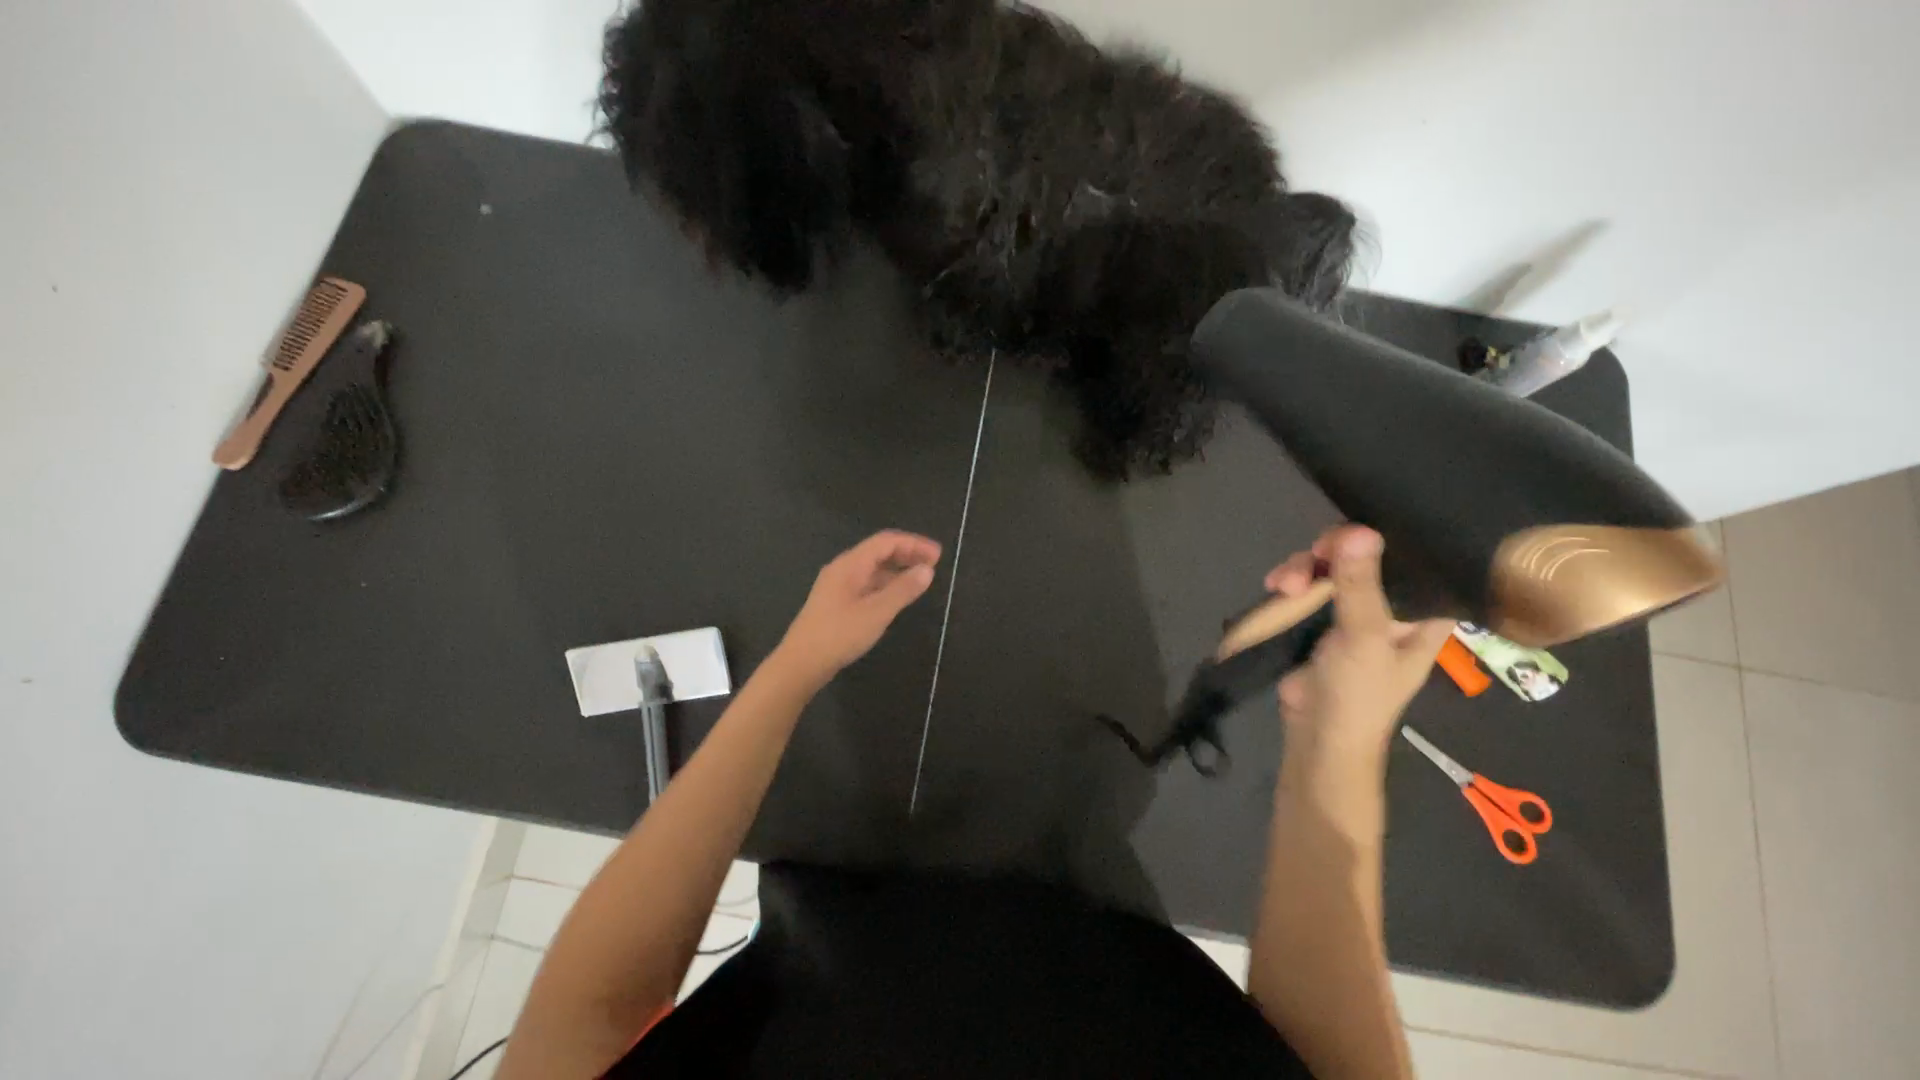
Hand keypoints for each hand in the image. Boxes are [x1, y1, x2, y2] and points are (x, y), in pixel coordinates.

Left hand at [772, 530, 941, 686]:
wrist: (801, 663)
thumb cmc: (839, 635)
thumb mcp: (876, 612)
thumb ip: (903, 590)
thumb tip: (927, 570)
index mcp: (850, 565)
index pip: (886, 542)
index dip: (914, 544)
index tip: (938, 555)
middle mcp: (843, 569)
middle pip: (878, 552)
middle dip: (907, 554)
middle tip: (933, 564)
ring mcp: (837, 586)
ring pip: (872, 569)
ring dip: (897, 570)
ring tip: (920, 580)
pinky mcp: (836, 602)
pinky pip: (866, 583)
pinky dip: (886, 584)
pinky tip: (896, 598)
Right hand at [1264, 526, 1453, 765]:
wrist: (1318, 739)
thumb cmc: (1359, 694)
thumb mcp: (1364, 637)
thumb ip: (1360, 584)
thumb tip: (1358, 529)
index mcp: (1420, 611)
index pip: (1408, 557)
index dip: (1379, 539)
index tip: (1346, 537)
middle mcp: (1391, 606)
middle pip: (1360, 556)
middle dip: (1326, 556)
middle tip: (1307, 563)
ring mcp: (1352, 613)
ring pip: (1328, 569)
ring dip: (1301, 571)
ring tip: (1281, 586)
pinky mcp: (1319, 622)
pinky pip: (1307, 588)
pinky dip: (1291, 584)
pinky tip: (1275, 588)